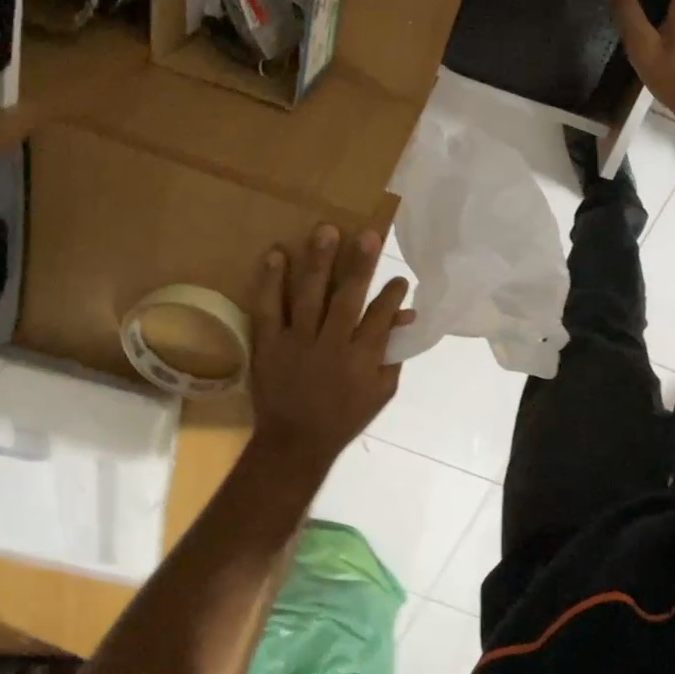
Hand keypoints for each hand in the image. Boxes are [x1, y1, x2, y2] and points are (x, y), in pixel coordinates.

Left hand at [247, 225, 411, 471]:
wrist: (294, 442)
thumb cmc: (344, 416)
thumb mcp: (380, 390)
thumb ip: (393, 352)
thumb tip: (406, 316)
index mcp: (361, 359)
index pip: (380, 318)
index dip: (392, 295)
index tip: (399, 277)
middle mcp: (331, 346)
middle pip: (347, 299)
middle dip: (359, 265)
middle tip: (367, 234)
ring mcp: (297, 343)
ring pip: (308, 296)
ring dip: (318, 262)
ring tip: (324, 230)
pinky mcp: (268, 344)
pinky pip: (268, 308)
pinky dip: (271, 281)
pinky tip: (276, 254)